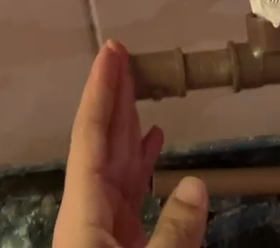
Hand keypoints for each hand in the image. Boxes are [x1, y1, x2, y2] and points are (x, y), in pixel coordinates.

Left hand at [54, 41, 208, 247]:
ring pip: (117, 165)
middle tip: (125, 54)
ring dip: (130, 124)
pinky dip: (144, 162)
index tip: (110, 51)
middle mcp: (88, 212)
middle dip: (114, 97)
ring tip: (142, 85)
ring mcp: (102, 229)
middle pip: (102, 143)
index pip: (90, 136)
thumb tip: (197, 183)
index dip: (101, 90)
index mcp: (83, 212)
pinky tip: (156, 139)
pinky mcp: (118, 244)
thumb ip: (174, 231)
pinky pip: (130, 192)